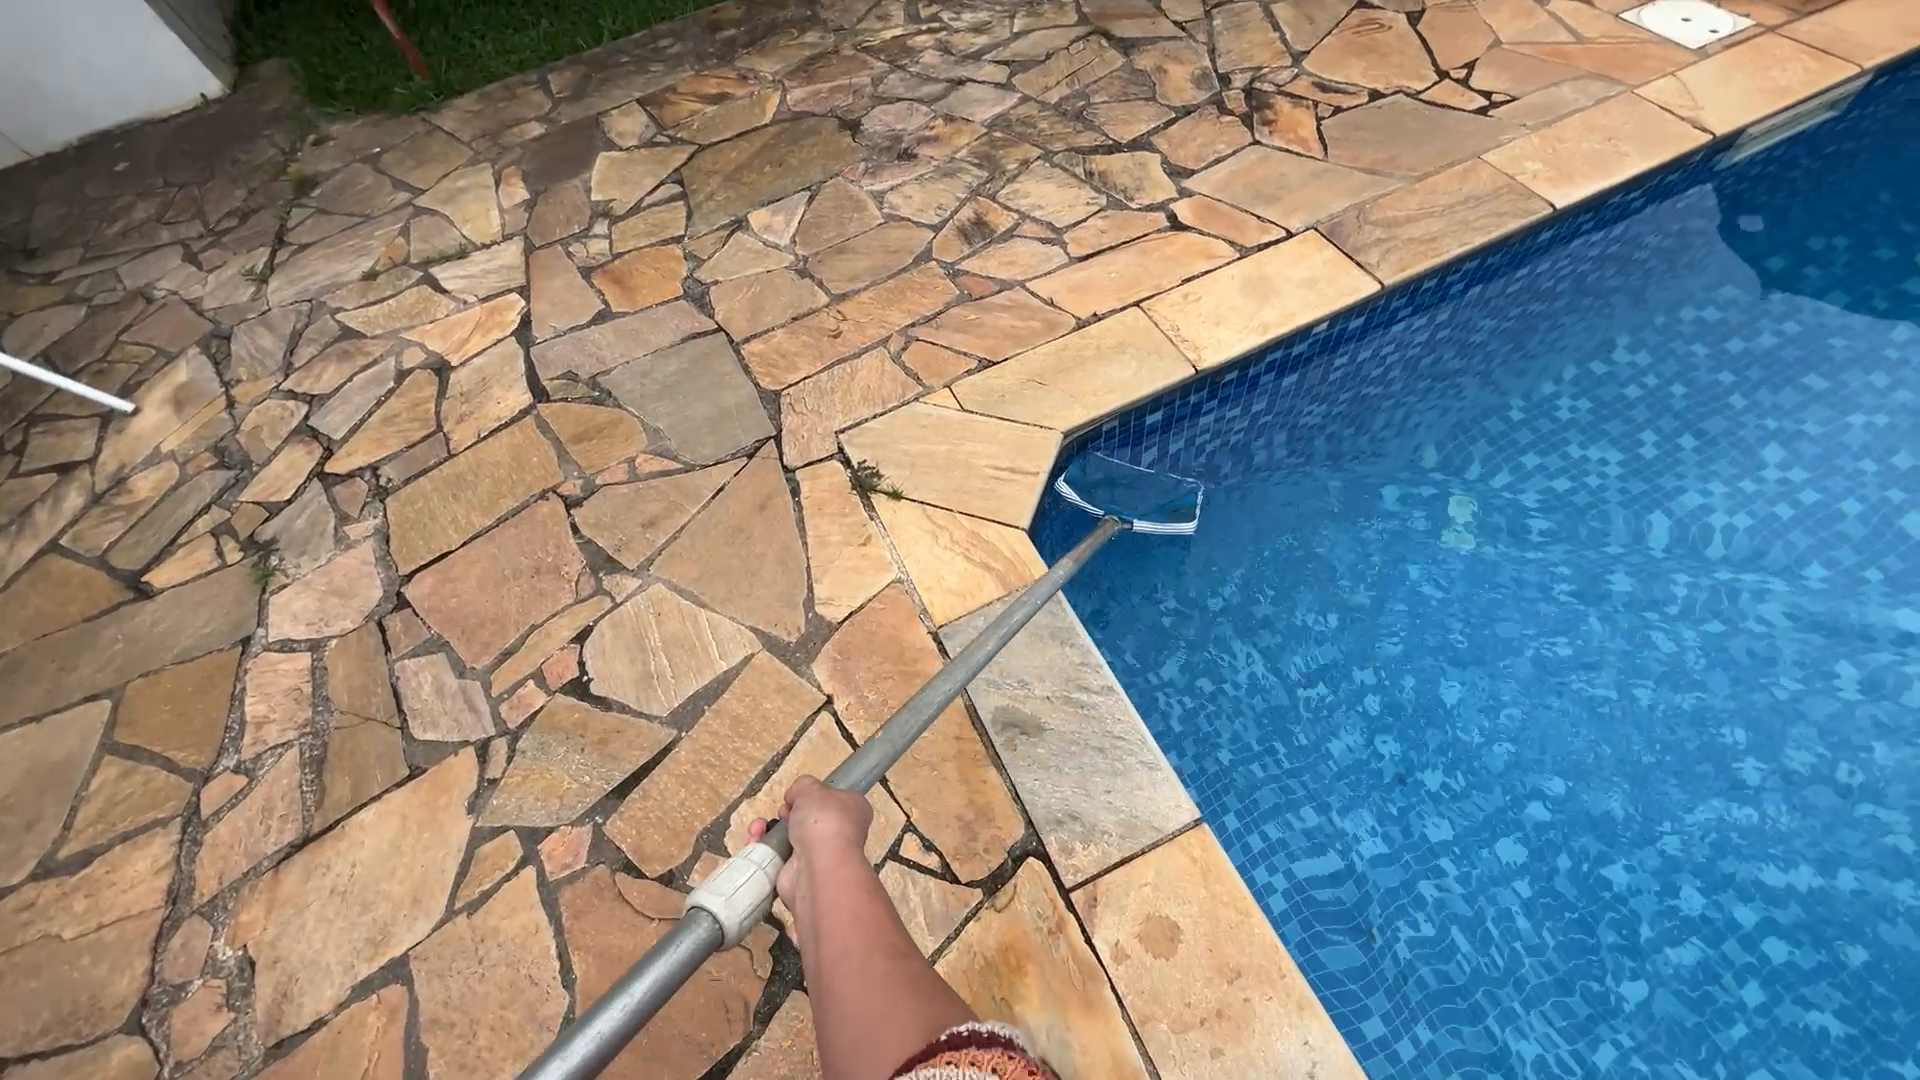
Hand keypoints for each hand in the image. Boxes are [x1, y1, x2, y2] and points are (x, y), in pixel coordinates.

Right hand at [746, 776, 872, 940]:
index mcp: (852, 810)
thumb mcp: (813, 788)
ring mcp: (817, 855)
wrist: (818, 867)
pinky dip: (762, 847)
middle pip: (806, 818)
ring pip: (787, 836)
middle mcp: (839, 833)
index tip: (797, 795)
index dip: (813, 794)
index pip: (833, 799)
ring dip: (768, 829)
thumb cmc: (824, 821)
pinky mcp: (796, 873)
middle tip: (783, 813)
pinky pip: (774, 855)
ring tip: (760, 826)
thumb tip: (796, 796)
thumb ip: (804, 785)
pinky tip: (755, 839)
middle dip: (786, 813)